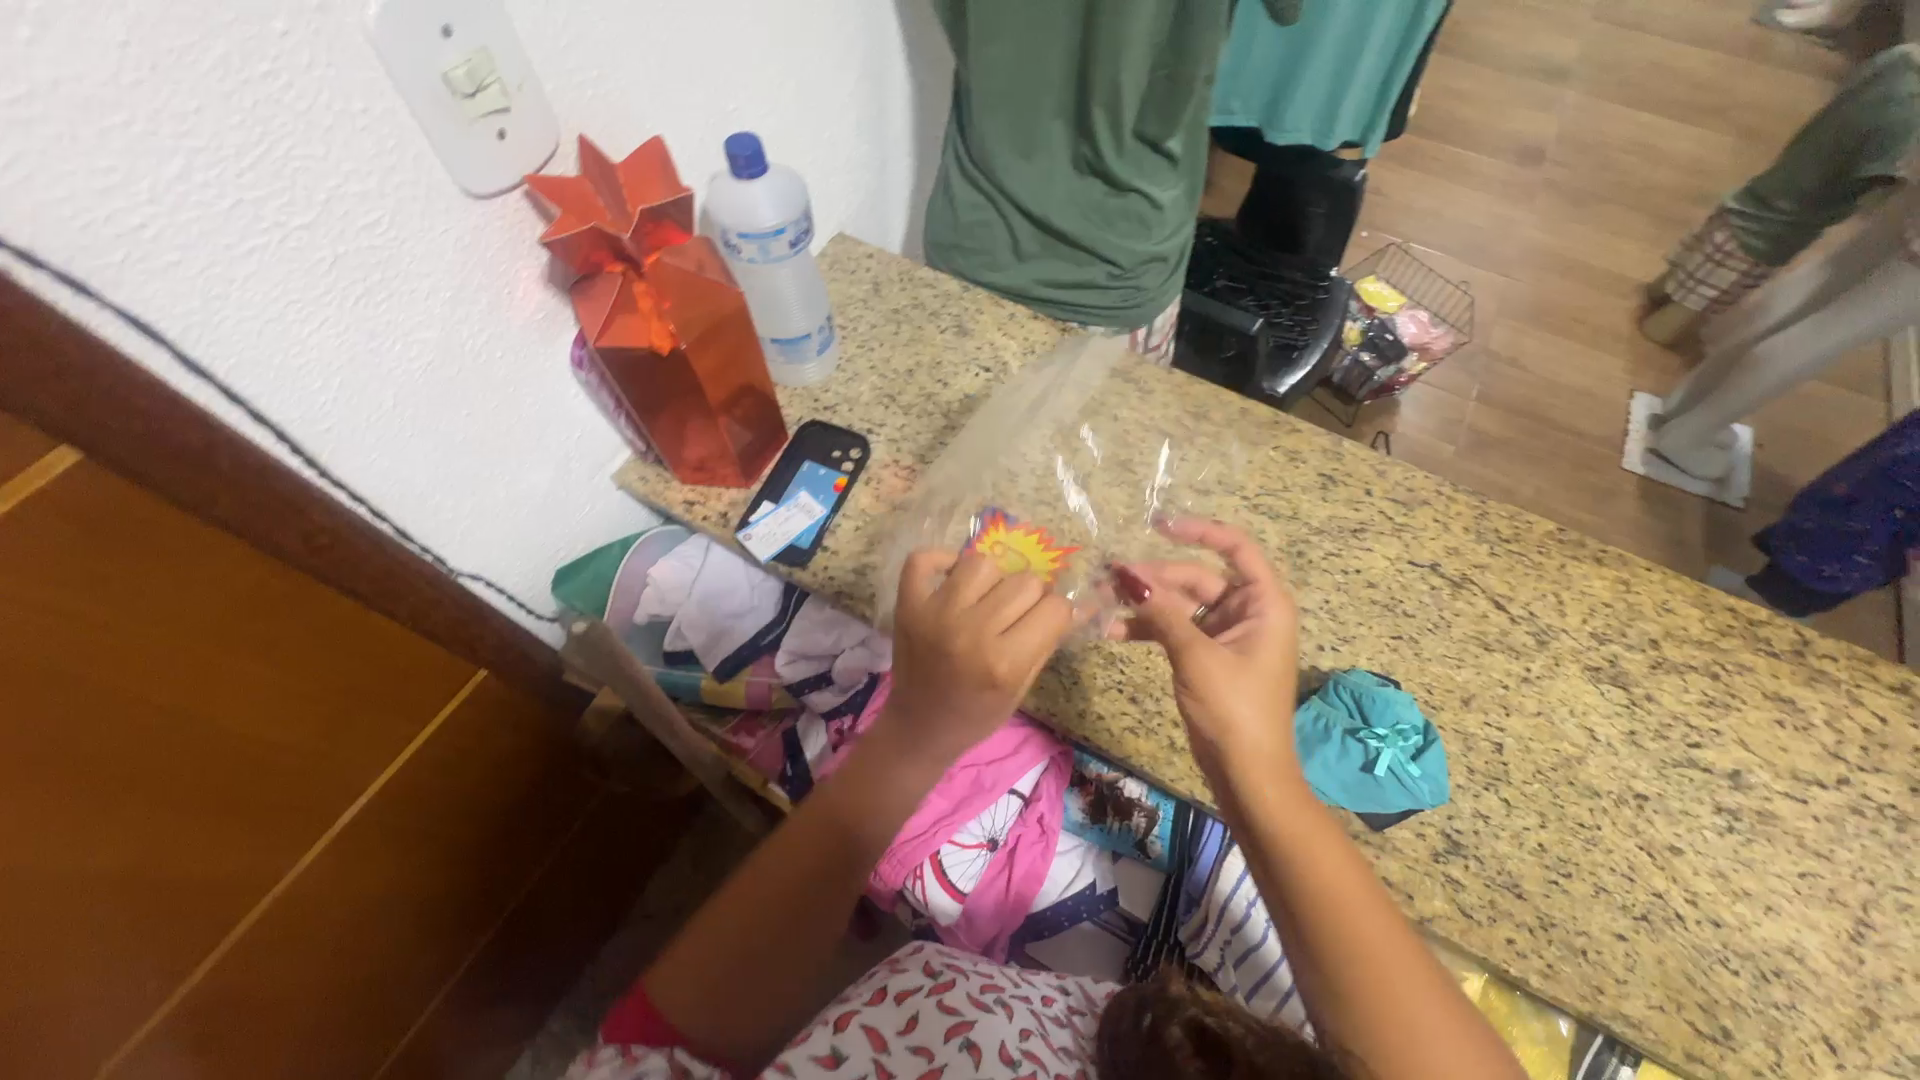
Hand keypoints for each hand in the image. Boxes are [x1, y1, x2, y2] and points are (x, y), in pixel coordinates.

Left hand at [882, 549, 1075, 766]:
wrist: (920, 727)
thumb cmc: (977, 714)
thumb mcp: (1021, 688)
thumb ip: (1046, 641)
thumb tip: (1074, 603)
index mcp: (1004, 662)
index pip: (1055, 608)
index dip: (1056, 613)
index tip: (1045, 622)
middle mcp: (971, 632)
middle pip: (1025, 581)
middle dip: (1029, 597)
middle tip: (1014, 615)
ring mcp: (935, 614)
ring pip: (983, 562)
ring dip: (992, 579)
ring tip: (984, 600)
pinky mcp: (907, 605)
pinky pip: (924, 559)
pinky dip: (941, 561)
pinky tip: (953, 580)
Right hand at [1107, 517, 1301, 791]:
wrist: (1246, 772)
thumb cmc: (1234, 709)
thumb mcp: (1196, 656)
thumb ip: (1161, 612)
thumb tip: (1126, 574)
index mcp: (1264, 603)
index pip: (1235, 548)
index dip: (1199, 530)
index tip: (1157, 526)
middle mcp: (1247, 611)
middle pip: (1197, 577)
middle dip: (1155, 577)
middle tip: (1110, 578)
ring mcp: (1225, 634)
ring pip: (1180, 604)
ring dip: (1145, 604)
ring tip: (1103, 602)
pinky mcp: (1206, 655)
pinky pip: (1174, 630)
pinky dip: (1148, 629)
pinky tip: (1113, 632)